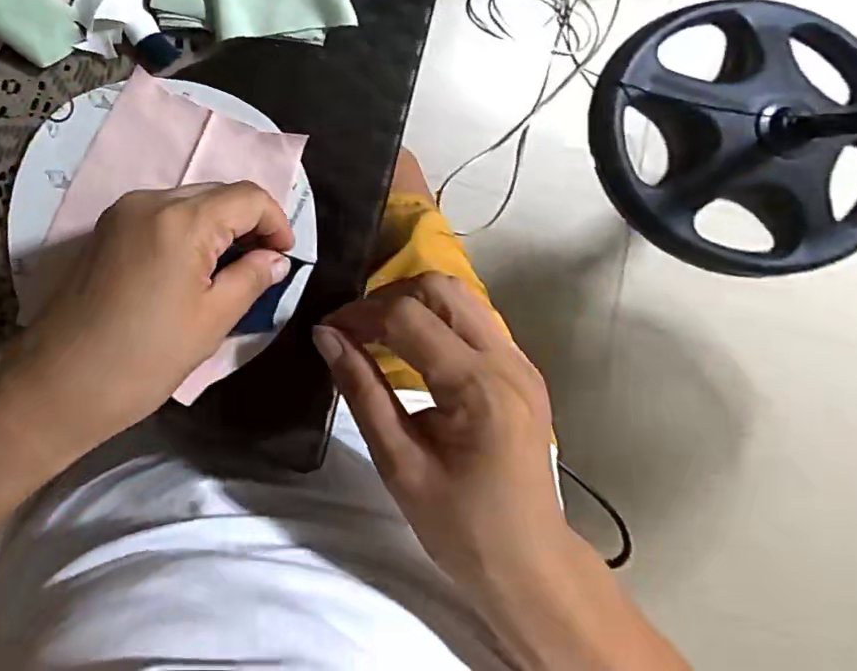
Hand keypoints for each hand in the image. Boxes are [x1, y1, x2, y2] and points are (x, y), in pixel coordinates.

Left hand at [0, 182, 293, 469]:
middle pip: (214, 192)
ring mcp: (120, 212)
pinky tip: (189, 266)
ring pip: (185, 201)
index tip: (284, 256)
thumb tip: (275, 258)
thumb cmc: (145, 356)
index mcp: (180, 218)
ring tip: (226, 269)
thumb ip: (250, 278)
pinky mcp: (105, 228)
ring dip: (214, 225)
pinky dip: (183, 230)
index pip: (245, 195)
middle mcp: (148, 200)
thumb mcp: (211, 320)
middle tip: (261, 264)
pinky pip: (157, 214)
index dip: (276, 220)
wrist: (63, 375)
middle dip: (245, 221)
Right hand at [311, 273, 569, 591]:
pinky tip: (408, 347)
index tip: (327, 331)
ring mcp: (521, 365)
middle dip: (386, 297)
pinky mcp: (520, 372)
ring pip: (459, 296)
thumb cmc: (460, 523)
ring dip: (410, 303)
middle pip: (440, 289)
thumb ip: (361, 388)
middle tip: (354, 328)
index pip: (407, 316)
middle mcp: (508, 365)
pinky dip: (432, 318)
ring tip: (376, 332)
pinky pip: (471, 319)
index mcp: (479, 389)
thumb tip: (324, 334)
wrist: (531, 567)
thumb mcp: (397, 460)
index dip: (359, 314)